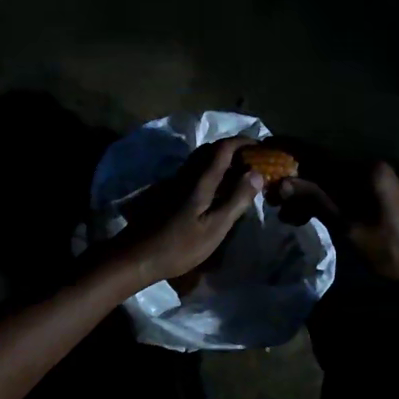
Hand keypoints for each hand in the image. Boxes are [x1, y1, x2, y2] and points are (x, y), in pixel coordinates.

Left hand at [114, 136, 264, 284]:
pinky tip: (217, 189)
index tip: (261, 145)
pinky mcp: (168, 194)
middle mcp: (187, 174)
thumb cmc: (179, 245)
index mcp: (201, 180)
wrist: (136, 256)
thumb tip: (257, 173)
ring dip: (221, 160)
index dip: (243, 142)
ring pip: (200, 160)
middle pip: (210, 149)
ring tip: (239, 173)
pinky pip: (194, 172)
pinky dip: (211, 172)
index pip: (224, 148)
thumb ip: (236, 199)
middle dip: (233, 148)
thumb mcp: (215, 227)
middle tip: (252, 159)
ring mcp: (175, 183)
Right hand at [271, 159, 398, 305]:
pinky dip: (324, 204)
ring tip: (285, 216)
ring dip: (308, 197)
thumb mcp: (349, 229)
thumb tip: (283, 182)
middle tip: (270, 198)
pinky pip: (342, 193)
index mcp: (367, 169)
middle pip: (324, 169)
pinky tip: (304, 217)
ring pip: (331, 183)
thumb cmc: (393, 252)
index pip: (319, 156)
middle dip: (296, 183)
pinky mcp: (377, 197)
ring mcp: (375, 182)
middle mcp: (371, 168)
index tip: (264, 155)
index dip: (290, 157)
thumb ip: (316, 202)